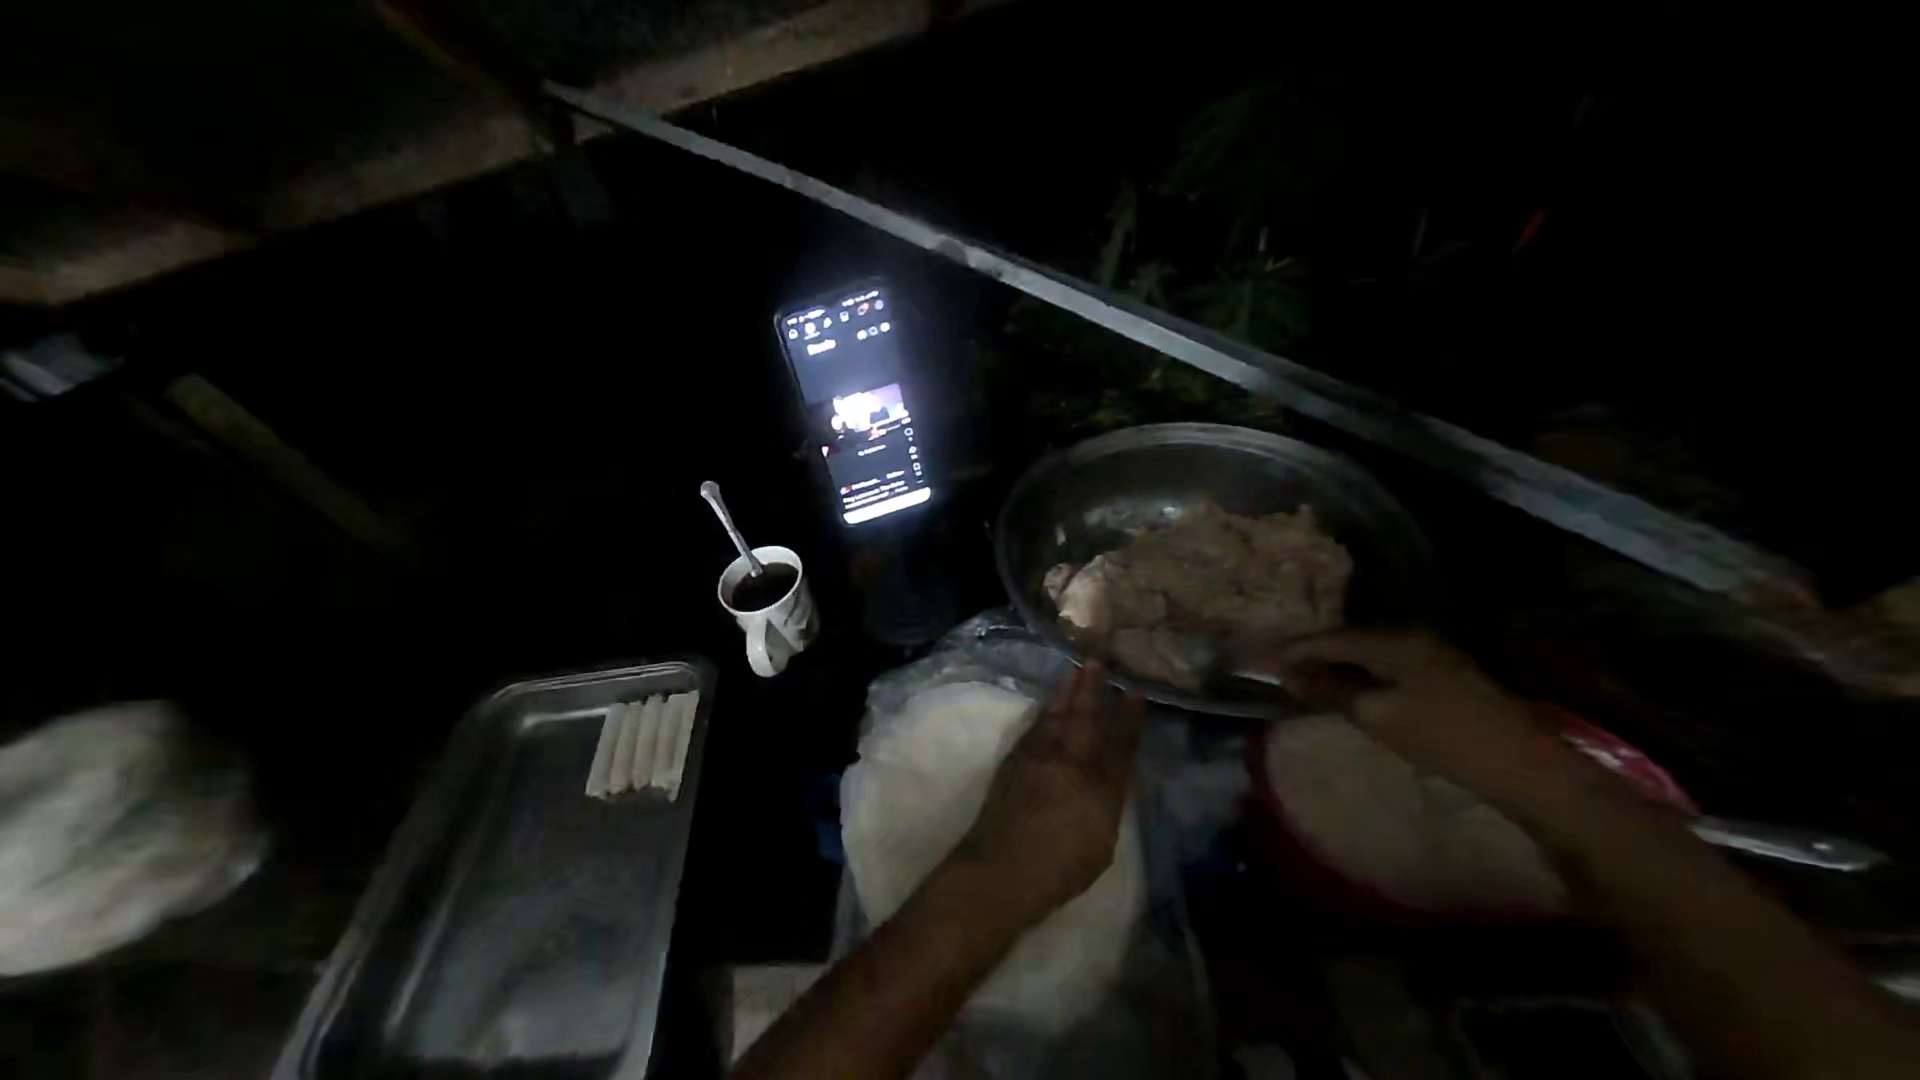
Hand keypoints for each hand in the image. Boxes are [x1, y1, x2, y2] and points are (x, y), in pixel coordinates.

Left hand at [950, 662, 1145, 928]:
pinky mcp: (1015, 761)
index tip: (1135, 692)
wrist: (1001, 869)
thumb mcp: (1101, 844)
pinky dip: (1045, 711)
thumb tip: (1110, 777)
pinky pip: (1035, 726)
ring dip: (1067, 691)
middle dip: (1094, 689)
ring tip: (1075, 669)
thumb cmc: (1059, 871)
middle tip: (1098, 661)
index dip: (1130, 718)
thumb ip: (1108, 804)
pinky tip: (1049, 704)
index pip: (1121, 745)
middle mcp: (1071, 764)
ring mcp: (1039, 759)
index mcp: (1100, 789)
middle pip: (1086, 719)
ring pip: (1057, 715)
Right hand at [1270, 629, 1576, 802]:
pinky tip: (1345, 687)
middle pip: (1347, 640)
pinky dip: (1358, 673)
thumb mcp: (1376, 715)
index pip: (1328, 638)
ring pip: (1365, 652)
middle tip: (1278, 672)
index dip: (1292, 650)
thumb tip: (1291, 674)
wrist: (1525, 767)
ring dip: (1334, 664)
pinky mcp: (1441, 673)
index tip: (1259, 661)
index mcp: (1393, 640)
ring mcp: (1430, 653)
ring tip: (1304, 680)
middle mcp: (1411, 636)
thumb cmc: (1443, 737)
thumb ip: (1330, 689)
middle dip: (1310, 654)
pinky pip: (1384, 664)